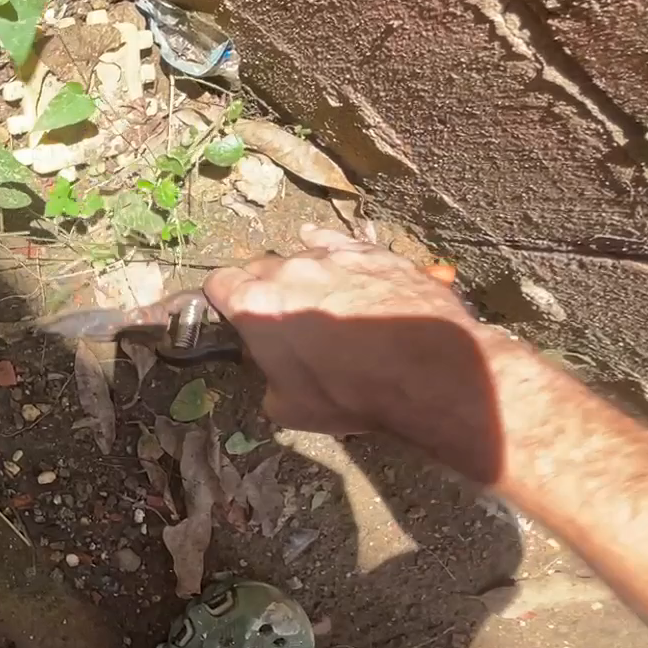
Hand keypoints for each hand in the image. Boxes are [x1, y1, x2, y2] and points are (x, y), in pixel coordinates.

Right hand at [203, 226, 515, 469]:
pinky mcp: (371, 253)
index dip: (221, 299)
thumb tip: (271, 368)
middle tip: (277, 315)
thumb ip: (266, 376)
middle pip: (256, 267)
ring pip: (297, 256)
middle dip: (259, 287)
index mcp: (255, 306)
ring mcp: (330, 257)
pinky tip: (323, 247)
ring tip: (314, 296)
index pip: (217, 284)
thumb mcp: (288, 406)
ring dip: (297, 274)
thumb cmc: (350, 393)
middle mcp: (286, 272)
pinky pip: (335, 240)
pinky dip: (326, 246)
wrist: (430, 374)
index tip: (231, 314)